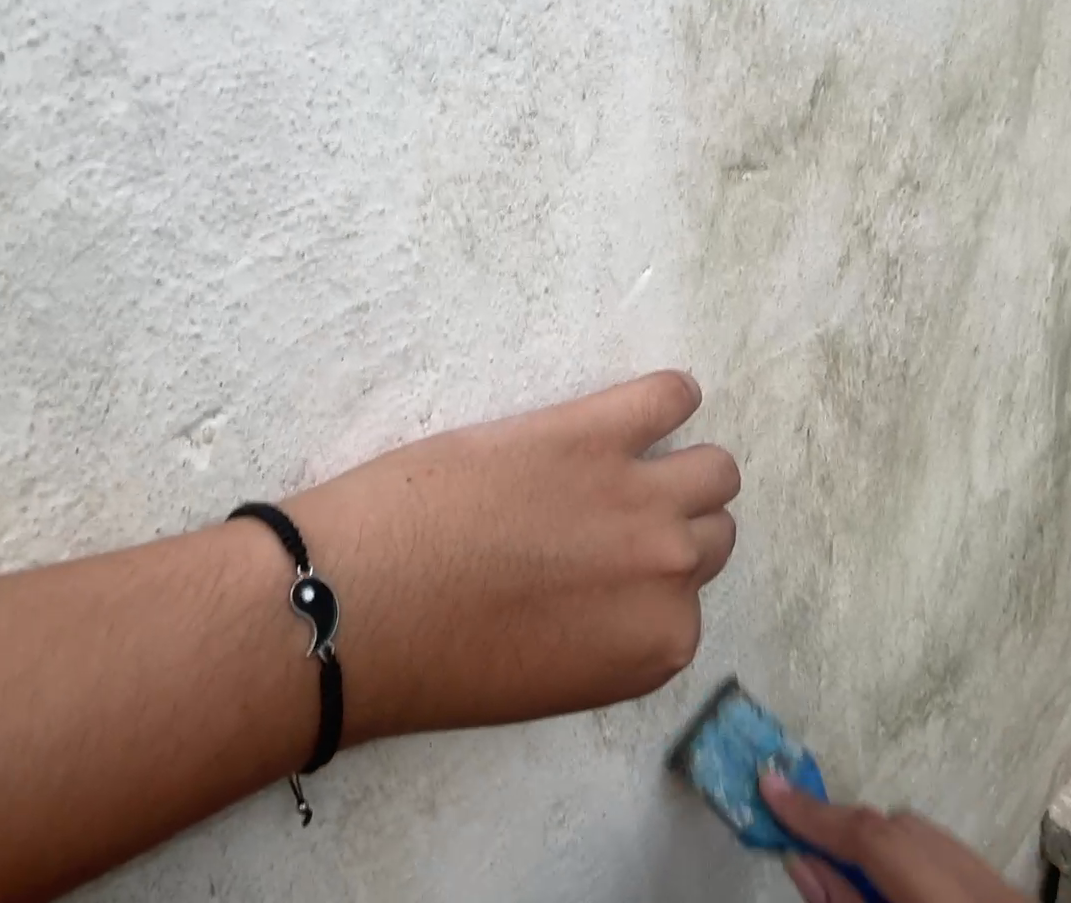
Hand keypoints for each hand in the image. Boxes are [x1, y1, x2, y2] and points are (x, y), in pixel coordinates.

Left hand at [284, 371, 739, 740]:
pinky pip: (667, 395)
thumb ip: (608, 634)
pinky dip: (665, 396)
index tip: (611, 566)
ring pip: (713, 468)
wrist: (358, 607)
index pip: (691, 597)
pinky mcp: (591, 434)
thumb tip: (618, 588)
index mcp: (658, 644)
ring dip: (680, 466)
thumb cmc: (435, 657)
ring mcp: (637, 498)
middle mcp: (669, 573)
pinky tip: (639, 405)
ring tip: (623, 460)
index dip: (649, 578)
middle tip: (612, 516)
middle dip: (671, 525)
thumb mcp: (550, 675)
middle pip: (712, 530)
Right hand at [760, 775, 1030, 902]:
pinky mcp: (1010, 892)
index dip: (814, 812)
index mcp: (947, 896)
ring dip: (877, 843)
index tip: (766, 785)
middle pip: (899, 827)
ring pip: (926, 835)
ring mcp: (1005, 886)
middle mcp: (983, 882)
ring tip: (846, 870)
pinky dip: (910, 857)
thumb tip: (798, 856)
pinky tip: (893, 884)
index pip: (872, 837)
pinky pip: (948, 854)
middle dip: (846, 830)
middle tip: (797, 835)